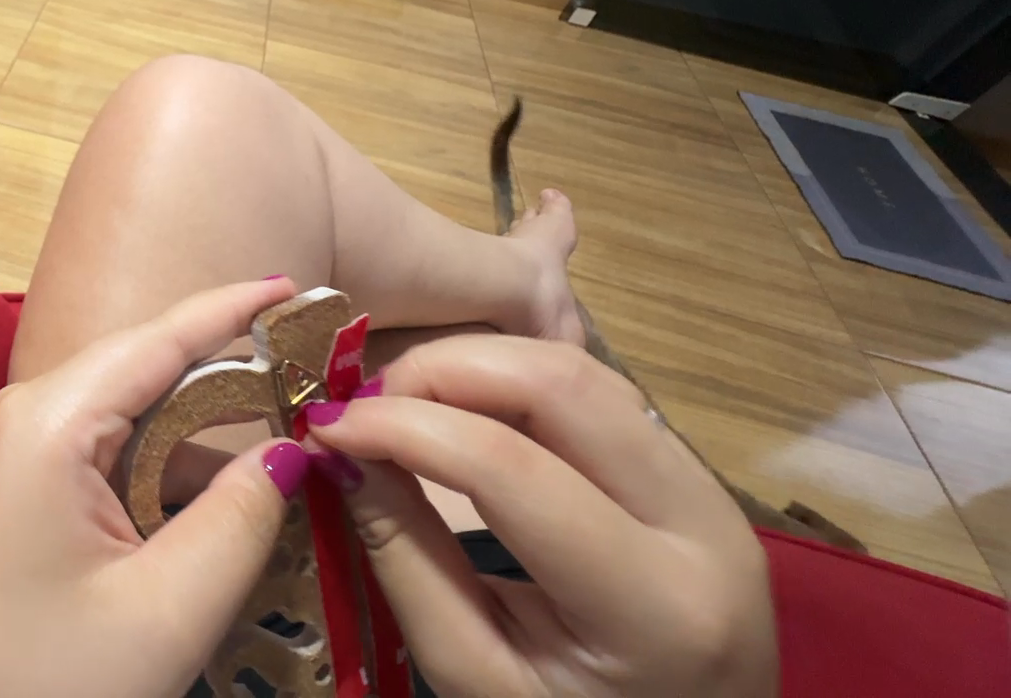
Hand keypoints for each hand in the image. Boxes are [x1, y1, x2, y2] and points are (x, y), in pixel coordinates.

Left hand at [0, 280, 308, 697]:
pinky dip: (163, 466)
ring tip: (277, 456)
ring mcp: (21, 440)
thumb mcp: (159, 616)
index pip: (158, 341)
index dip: (231, 309)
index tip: (291, 285)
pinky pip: (110, 446)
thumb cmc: (32, 683)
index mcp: (51, 424)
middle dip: (228, 375)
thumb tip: (292, 454)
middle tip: (307, 383)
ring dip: (199, 433)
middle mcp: (29, 412)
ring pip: (132, 412)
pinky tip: (209, 504)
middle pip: (147, 369)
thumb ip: (237, 525)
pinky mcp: (24, 472)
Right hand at [304, 334, 777, 697]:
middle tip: (367, 403)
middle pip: (556, 383)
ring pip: (574, 366)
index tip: (327, 424)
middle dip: (438, 370)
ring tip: (403, 403)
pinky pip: (586, 384)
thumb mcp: (468, 670)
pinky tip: (457, 407)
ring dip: (470, 364)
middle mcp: (701, 526)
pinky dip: (504, 375)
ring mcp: (703, 486)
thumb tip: (335, 449)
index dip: (401, 425)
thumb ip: (401, 553)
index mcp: (656, 608)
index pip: (506, 466)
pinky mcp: (683, 467)